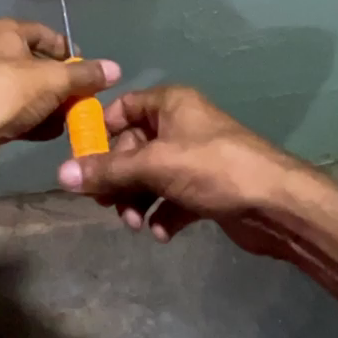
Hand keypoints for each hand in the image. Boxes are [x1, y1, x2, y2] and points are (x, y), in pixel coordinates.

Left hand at [0, 19, 120, 160]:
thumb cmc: (7, 93)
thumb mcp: (54, 81)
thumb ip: (85, 75)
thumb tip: (115, 68)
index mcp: (3, 30)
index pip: (44, 33)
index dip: (68, 52)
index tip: (87, 73)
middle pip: (32, 62)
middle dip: (58, 84)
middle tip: (77, 101)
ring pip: (19, 87)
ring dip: (44, 104)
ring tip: (63, 122)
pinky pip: (5, 107)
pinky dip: (26, 117)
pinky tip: (42, 133)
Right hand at [56, 85, 309, 258]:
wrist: (277, 205)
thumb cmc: (213, 168)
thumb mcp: (154, 166)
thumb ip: (108, 171)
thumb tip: (61, 174)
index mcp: (169, 103)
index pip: (123, 109)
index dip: (101, 133)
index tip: (82, 161)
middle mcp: (180, 125)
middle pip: (133, 148)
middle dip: (119, 178)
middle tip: (108, 204)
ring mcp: (194, 158)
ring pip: (151, 176)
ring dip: (138, 200)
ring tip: (135, 223)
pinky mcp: (207, 188)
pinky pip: (172, 197)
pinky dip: (163, 213)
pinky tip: (163, 233)